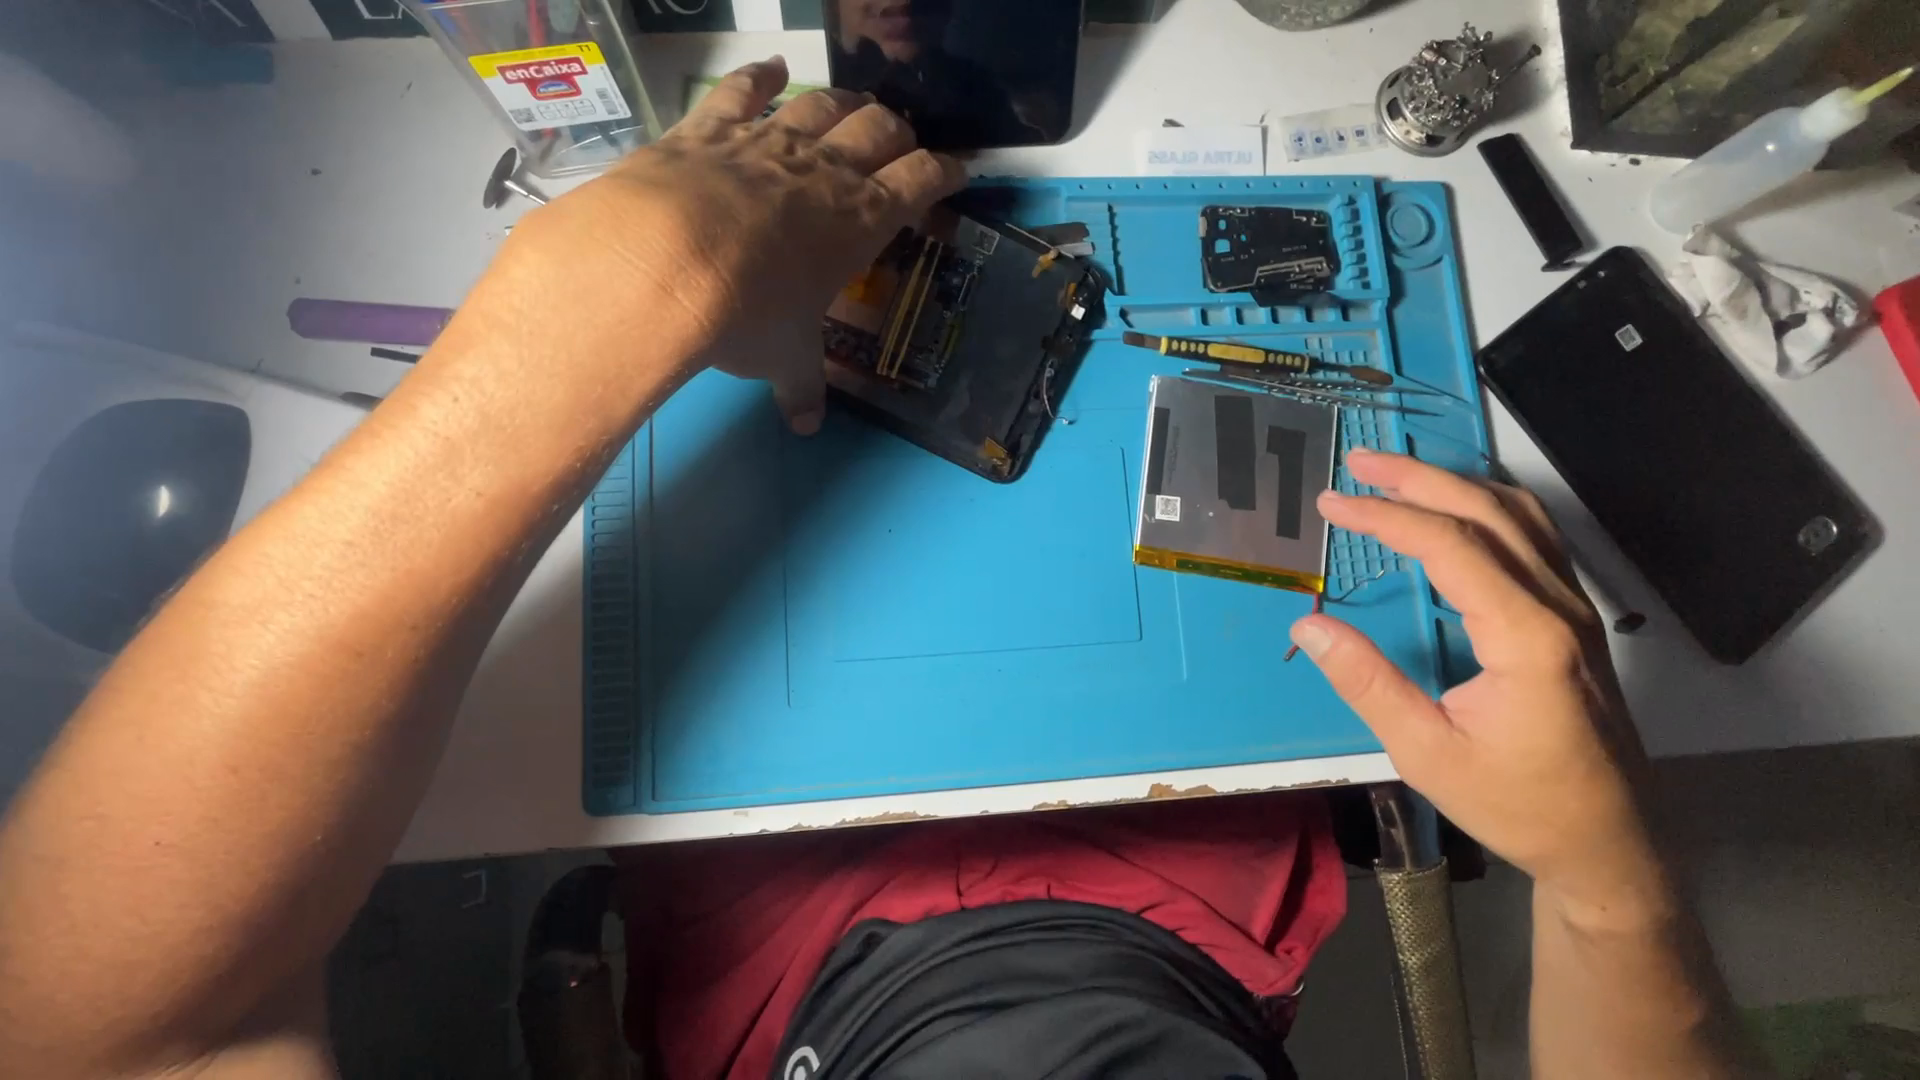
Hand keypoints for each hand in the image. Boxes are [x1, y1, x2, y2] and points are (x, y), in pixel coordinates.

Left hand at [514, 56, 965, 432]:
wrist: (661, 265)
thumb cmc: (747, 316)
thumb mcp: (784, 360)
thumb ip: (800, 388)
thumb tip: (805, 427)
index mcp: (860, 221)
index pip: (920, 182)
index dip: (945, 173)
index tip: (958, 170)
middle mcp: (823, 170)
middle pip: (879, 131)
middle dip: (899, 133)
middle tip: (903, 143)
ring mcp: (766, 142)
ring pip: (822, 105)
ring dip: (845, 103)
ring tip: (856, 105)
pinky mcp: (709, 130)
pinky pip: (742, 91)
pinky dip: (761, 77)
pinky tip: (772, 69)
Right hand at [1289, 450, 1668, 922]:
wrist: (1610, 844)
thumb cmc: (1516, 803)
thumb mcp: (1425, 752)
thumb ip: (1366, 682)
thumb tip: (1308, 626)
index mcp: (1526, 637)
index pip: (1450, 546)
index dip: (1386, 516)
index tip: (1332, 503)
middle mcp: (1558, 608)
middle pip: (1489, 513)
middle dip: (1418, 479)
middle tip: (1356, 461)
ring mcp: (1574, 610)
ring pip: (1519, 518)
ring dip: (1453, 484)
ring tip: (1395, 474)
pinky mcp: (1572, 620)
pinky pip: (1531, 541)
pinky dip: (1483, 509)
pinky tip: (1451, 512)